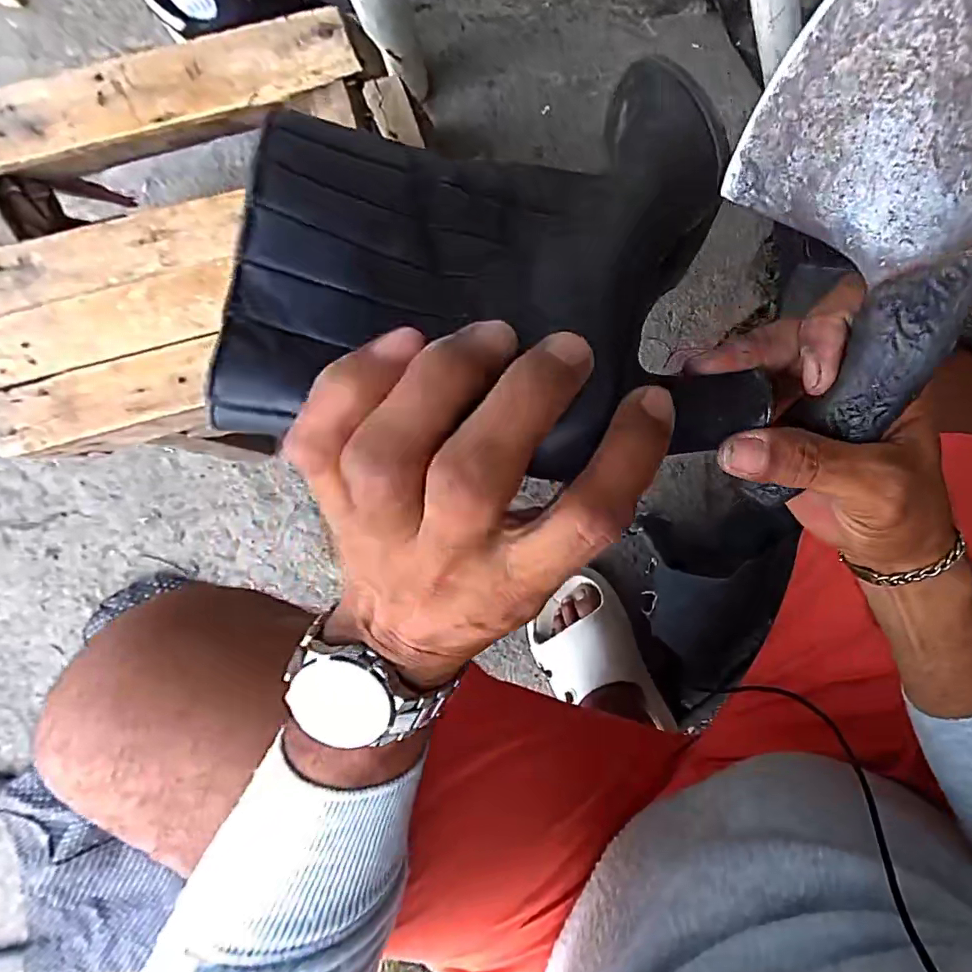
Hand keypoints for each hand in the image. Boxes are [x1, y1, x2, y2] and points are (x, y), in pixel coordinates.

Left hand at [284, 322, 672, 687]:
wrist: (396, 633)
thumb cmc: (488, 592)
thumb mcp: (550, 571)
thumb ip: (579, 507)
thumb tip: (613, 406)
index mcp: (514, 579)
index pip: (582, 522)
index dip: (625, 456)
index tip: (649, 402)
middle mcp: (441, 557)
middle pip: (473, 475)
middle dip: (526, 396)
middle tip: (566, 350)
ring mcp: (372, 528)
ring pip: (387, 449)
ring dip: (441, 377)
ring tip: (490, 338)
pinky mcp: (327, 500)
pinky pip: (322, 435)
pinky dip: (356, 378)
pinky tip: (405, 343)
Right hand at [687, 277, 958, 575]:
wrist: (888, 553)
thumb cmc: (903, 511)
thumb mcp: (872, 484)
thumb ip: (811, 462)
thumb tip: (736, 448)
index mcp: (885, 374)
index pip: (859, 319)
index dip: (830, 330)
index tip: (815, 379)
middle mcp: (845, 375)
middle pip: (798, 338)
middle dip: (758, 346)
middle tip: (713, 364)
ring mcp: (810, 400)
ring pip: (767, 367)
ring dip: (731, 368)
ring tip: (695, 374)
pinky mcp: (783, 427)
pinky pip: (751, 405)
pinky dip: (726, 402)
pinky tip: (698, 398)